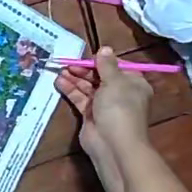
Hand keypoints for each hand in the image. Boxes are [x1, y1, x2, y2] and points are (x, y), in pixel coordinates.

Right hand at [54, 47, 153, 189]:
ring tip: (60, 70)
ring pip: (88, 87)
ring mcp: (104, 105)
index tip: (87, 56)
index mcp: (132, 83)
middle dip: (84, 69)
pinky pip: (79, 98)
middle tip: (68, 64)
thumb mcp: (114, 81)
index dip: (102, 61)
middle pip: (100, 76)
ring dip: (75, 78)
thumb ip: (106, 65)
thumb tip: (105, 48)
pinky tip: (59, 82)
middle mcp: (120, 93)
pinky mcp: (90, 115)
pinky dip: (70, 90)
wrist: (113, 143)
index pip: (117, 67)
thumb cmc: (119, 108)